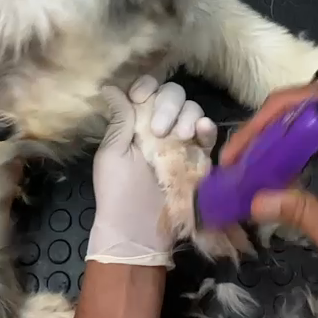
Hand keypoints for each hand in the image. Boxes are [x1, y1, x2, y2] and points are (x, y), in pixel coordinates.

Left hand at [86, 78, 216, 266]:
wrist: (138, 231)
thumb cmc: (118, 192)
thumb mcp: (112, 154)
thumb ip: (120, 119)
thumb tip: (110, 86)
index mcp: (135, 122)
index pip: (147, 90)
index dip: (147, 87)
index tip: (140, 97)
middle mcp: (160, 126)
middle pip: (173, 95)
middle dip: (168, 104)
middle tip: (158, 129)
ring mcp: (181, 142)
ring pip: (193, 110)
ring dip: (187, 116)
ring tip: (179, 136)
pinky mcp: (198, 159)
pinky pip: (207, 136)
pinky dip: (207, 128)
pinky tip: (201, 130)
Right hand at [221, 87, 317, 294]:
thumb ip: (300, 213)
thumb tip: (255, 200)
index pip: (310, 103)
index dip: (272, 114)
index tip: (245, 143)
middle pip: (306, 110)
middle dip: (266, 128)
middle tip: (236, 158)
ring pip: (311, 126)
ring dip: (277, 140)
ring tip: (249, 166)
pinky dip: (294, 153)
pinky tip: (276, 175)